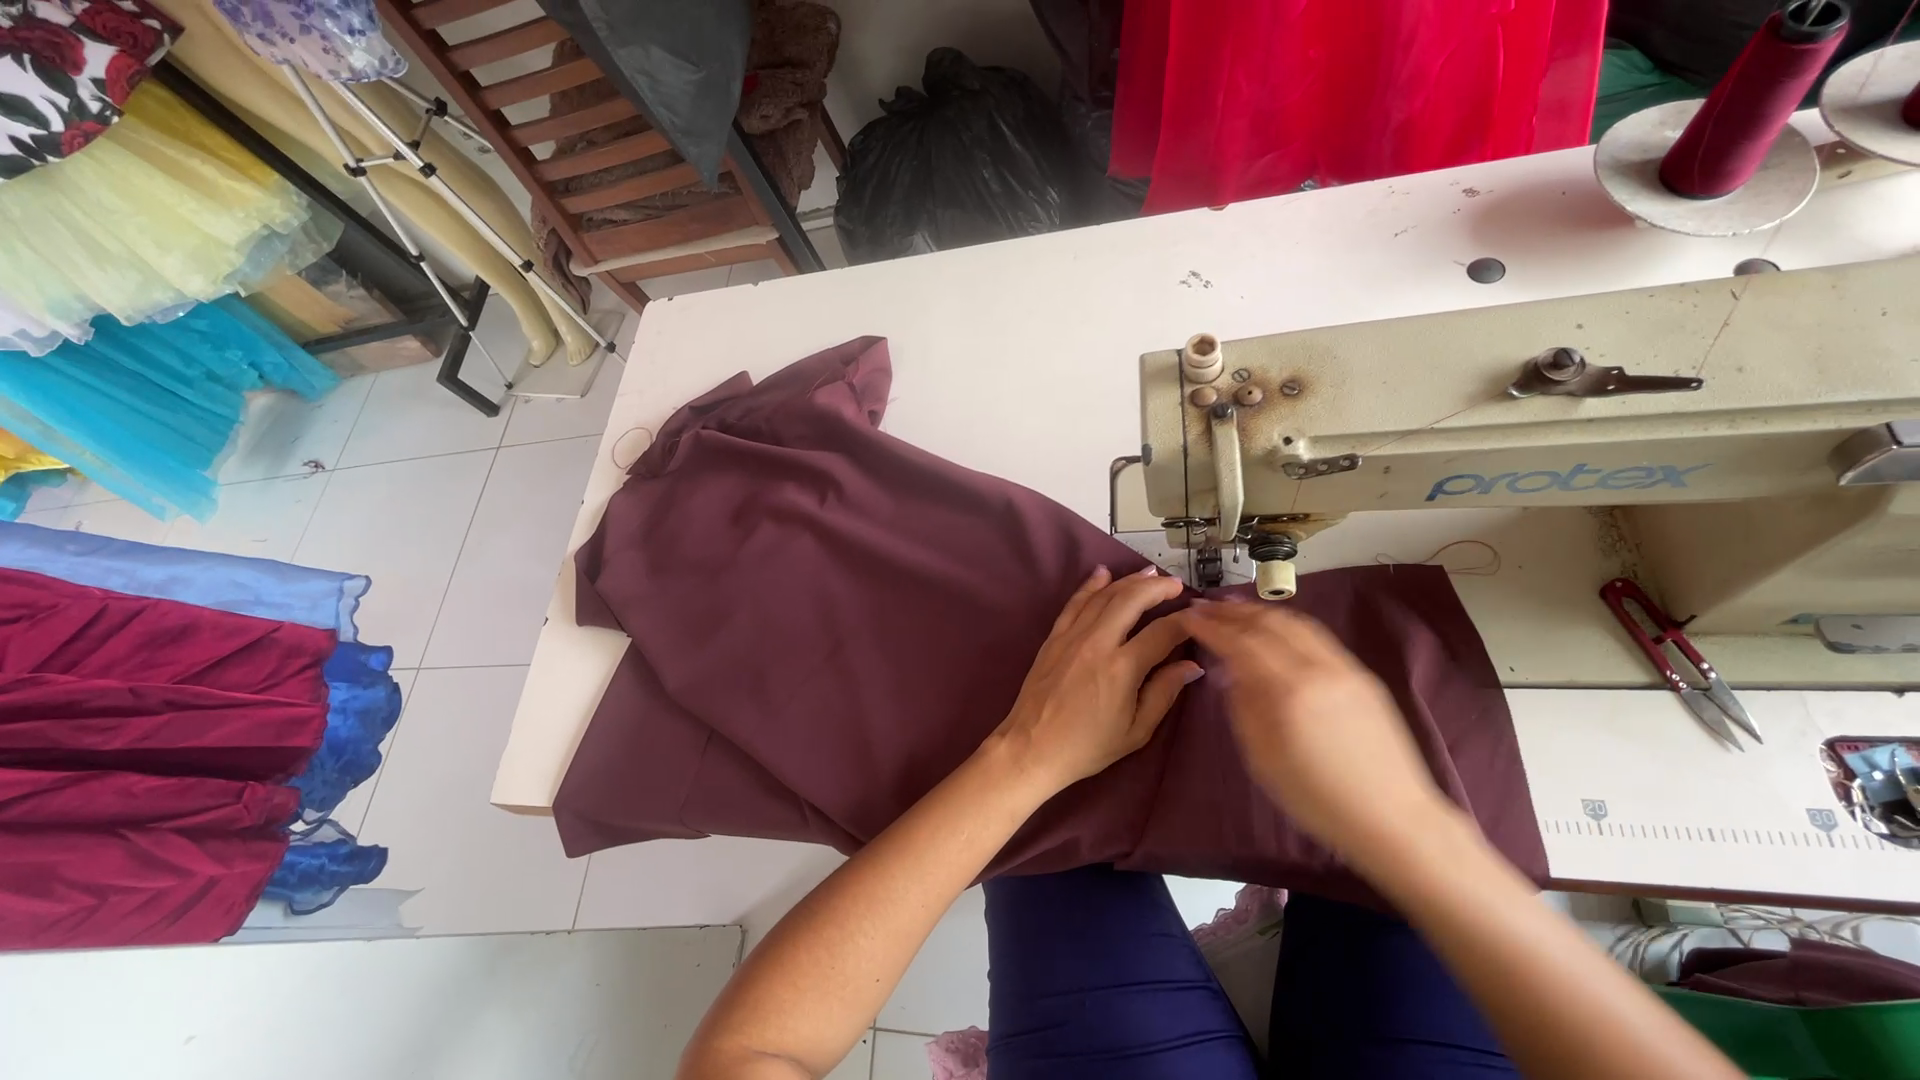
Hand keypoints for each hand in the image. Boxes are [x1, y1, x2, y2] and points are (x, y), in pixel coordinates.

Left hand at [986, 565, 1198, 794]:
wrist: (1032, 747)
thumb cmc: (1087, 746)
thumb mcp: (1136, 731)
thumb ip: (1164, 693)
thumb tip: (1191, 666)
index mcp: (1122, 668)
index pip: (1162, 633)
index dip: (1184, 622)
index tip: (1197, 618)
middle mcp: (1098, 643)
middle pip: (1131, 600)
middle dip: (1157, 588)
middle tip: (1175, 585)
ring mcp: (1072, 637)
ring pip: (1103, 596)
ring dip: (1128, 581)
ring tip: (1149, 574)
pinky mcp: (1053, 638)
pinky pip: (1074, 603)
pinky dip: (1090, 586)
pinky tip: (1103, 573)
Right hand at [1181, 601, 1446, 858]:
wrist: (1392, 817)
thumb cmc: (1317, 799)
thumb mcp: (1262, 759)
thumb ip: (1242, 708)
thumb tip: (1229, 672)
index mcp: (1288, 692)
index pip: (1241, 642)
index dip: (1211, 626)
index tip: (1188, 616)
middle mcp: (1317, 669)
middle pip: (1268, 623)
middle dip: (1233, 612)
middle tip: (1206, 607)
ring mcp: (1345, 668)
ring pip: (1297, 623)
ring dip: (1261, 612)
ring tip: (1235, 610)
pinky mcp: (1362, 675)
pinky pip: (1318, 637)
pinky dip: (1288, 624)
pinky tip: (1275, 630)